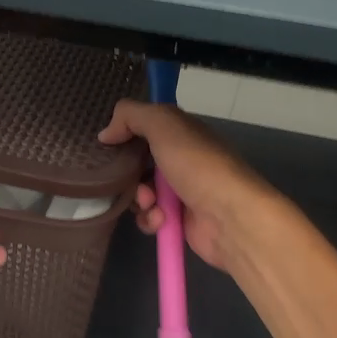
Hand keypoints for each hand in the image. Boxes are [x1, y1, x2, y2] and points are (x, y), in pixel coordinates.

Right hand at [98, 100, 280, 274]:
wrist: (230, 217)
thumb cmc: (197, 165)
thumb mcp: (164, 125)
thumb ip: (131, 116)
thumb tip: (106, 133)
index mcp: (182, 134)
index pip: (146, 127)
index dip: (126, 134)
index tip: (109, 144)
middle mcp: (182, 160)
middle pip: (138, 163)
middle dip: (128, 172)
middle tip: (131, 179)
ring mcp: (181, 192)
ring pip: (140, 192)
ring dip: (139, 198)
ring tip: (151, 203)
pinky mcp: (179, 220)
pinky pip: (150, 217)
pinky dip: (150, 219)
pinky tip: (160, 220)